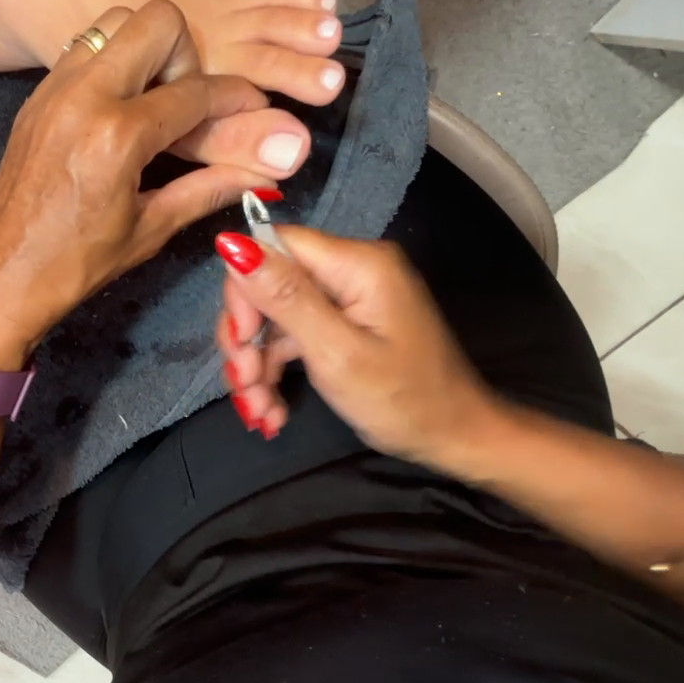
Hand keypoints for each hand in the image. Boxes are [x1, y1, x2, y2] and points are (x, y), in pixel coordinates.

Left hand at [0, 0, 287, 369]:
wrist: (0, 279)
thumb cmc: (73, 267)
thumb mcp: (149, 230)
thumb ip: (209, 188)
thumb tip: (268, 171)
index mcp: (116, 136)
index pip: (197, 91)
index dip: (237, 99)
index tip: (253, 110)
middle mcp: (84, 97)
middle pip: (160, 22)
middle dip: (186, 57)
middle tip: (182, 107)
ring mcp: (54, 91)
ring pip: (116, 23)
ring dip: (145, 52)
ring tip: (148, 106)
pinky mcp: (36, 97)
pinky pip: (83, 48)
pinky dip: (110, 64)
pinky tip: (116, 111)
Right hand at [214, 225, 510, 471]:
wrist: (452, 439)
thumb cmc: (403, 400)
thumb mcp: (337, 353)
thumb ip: (286, 298)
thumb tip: (231, 243)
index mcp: (357, 264)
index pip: (273, 246)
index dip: (244, 290)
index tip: (242, 341)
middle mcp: (349, 271)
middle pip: (267, 285)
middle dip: (246, 339)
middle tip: (246, 385)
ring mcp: (345, 300)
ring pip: (271, 319)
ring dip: (255, 366)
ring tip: (260, 412)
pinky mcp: (340, 325)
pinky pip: (290, 338)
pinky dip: (274, 373)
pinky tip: (272, 411)